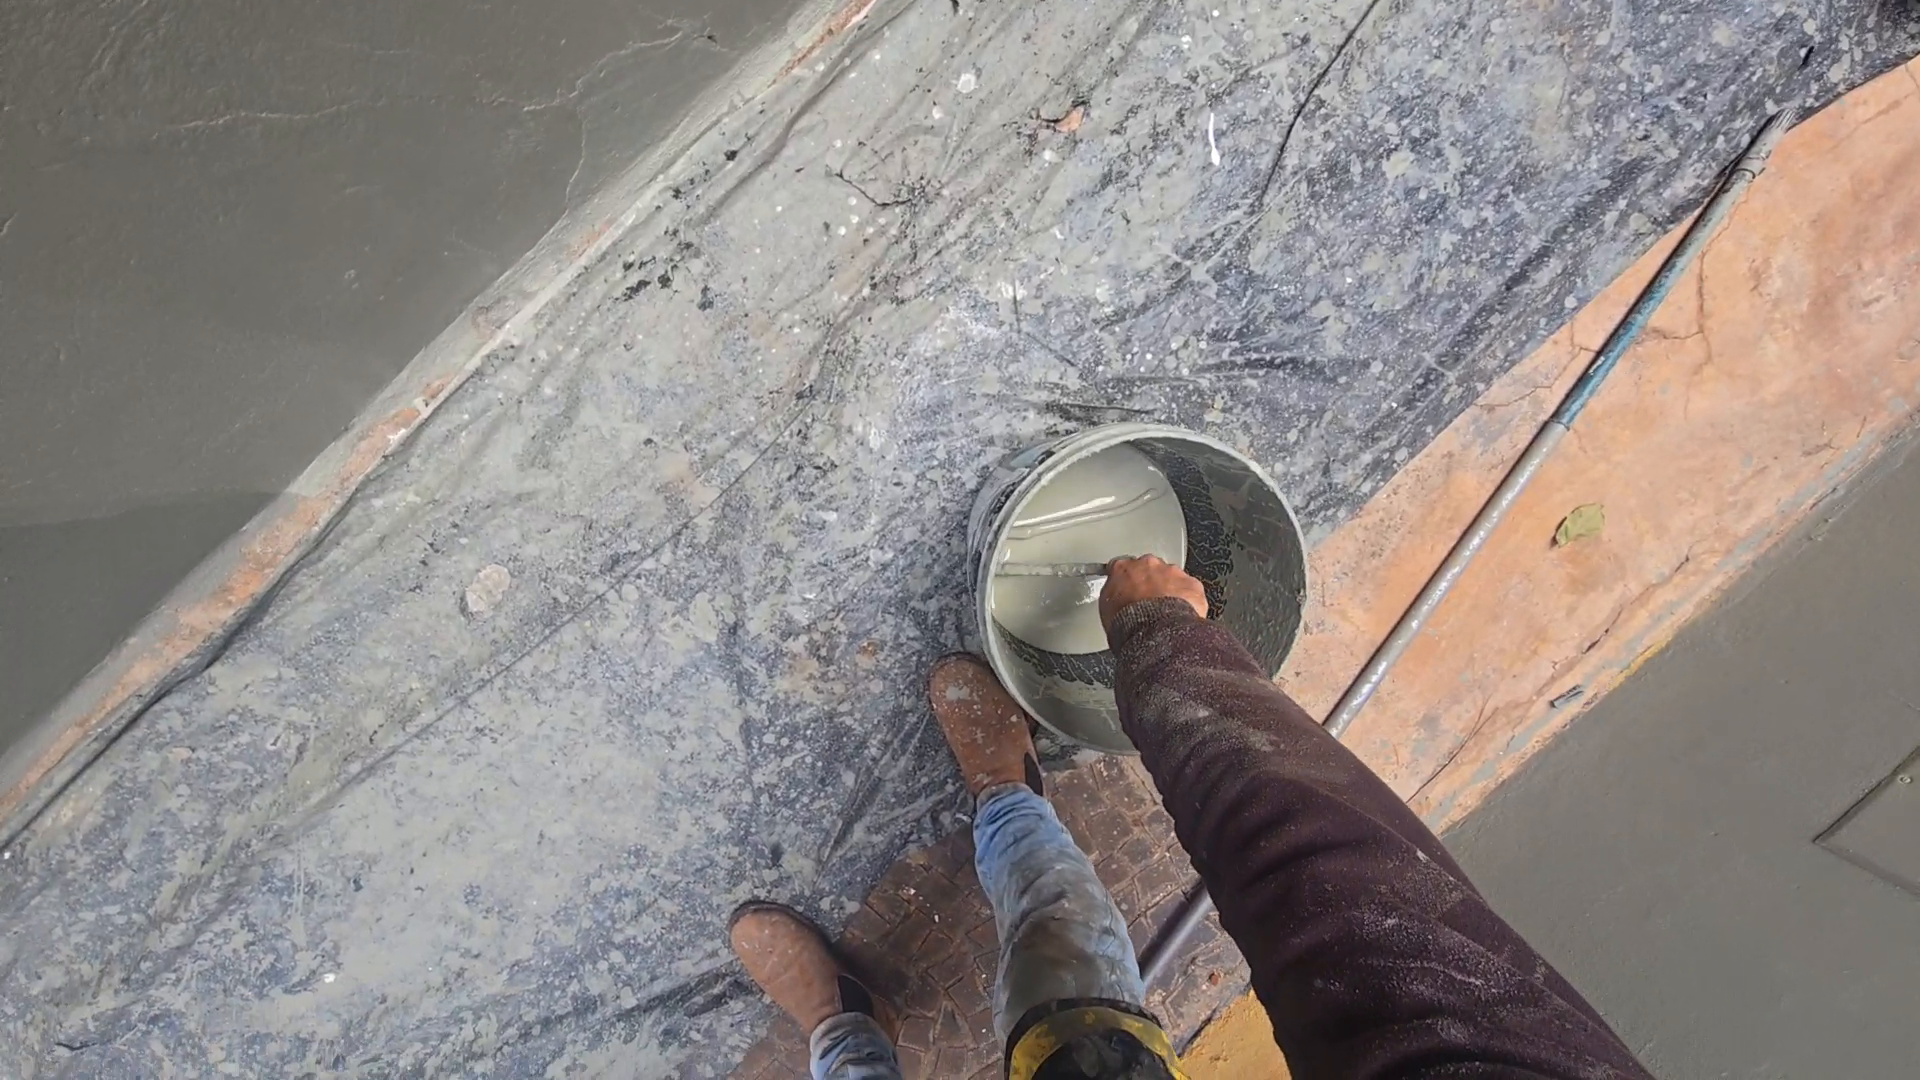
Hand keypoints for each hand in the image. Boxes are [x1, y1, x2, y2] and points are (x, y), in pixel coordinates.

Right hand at [1099, 555, 1207, 632]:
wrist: (1154, 632)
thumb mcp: (1106, 610)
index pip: (1121, 568)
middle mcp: (1148, 564)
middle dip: (1149, 582)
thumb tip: (1114, 601)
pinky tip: (1180, 615)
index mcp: (1122, 568)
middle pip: (1149, 568)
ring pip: (1171, 577)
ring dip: (1169, 590)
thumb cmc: (1128, 623)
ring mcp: (1171, 572)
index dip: (1124, 581)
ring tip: (1165, 613)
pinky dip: (1187, 600)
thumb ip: (1111, 596)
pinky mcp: (1191, 584)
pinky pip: (1190, 590)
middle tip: (1147, 603)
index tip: (1126, 590)